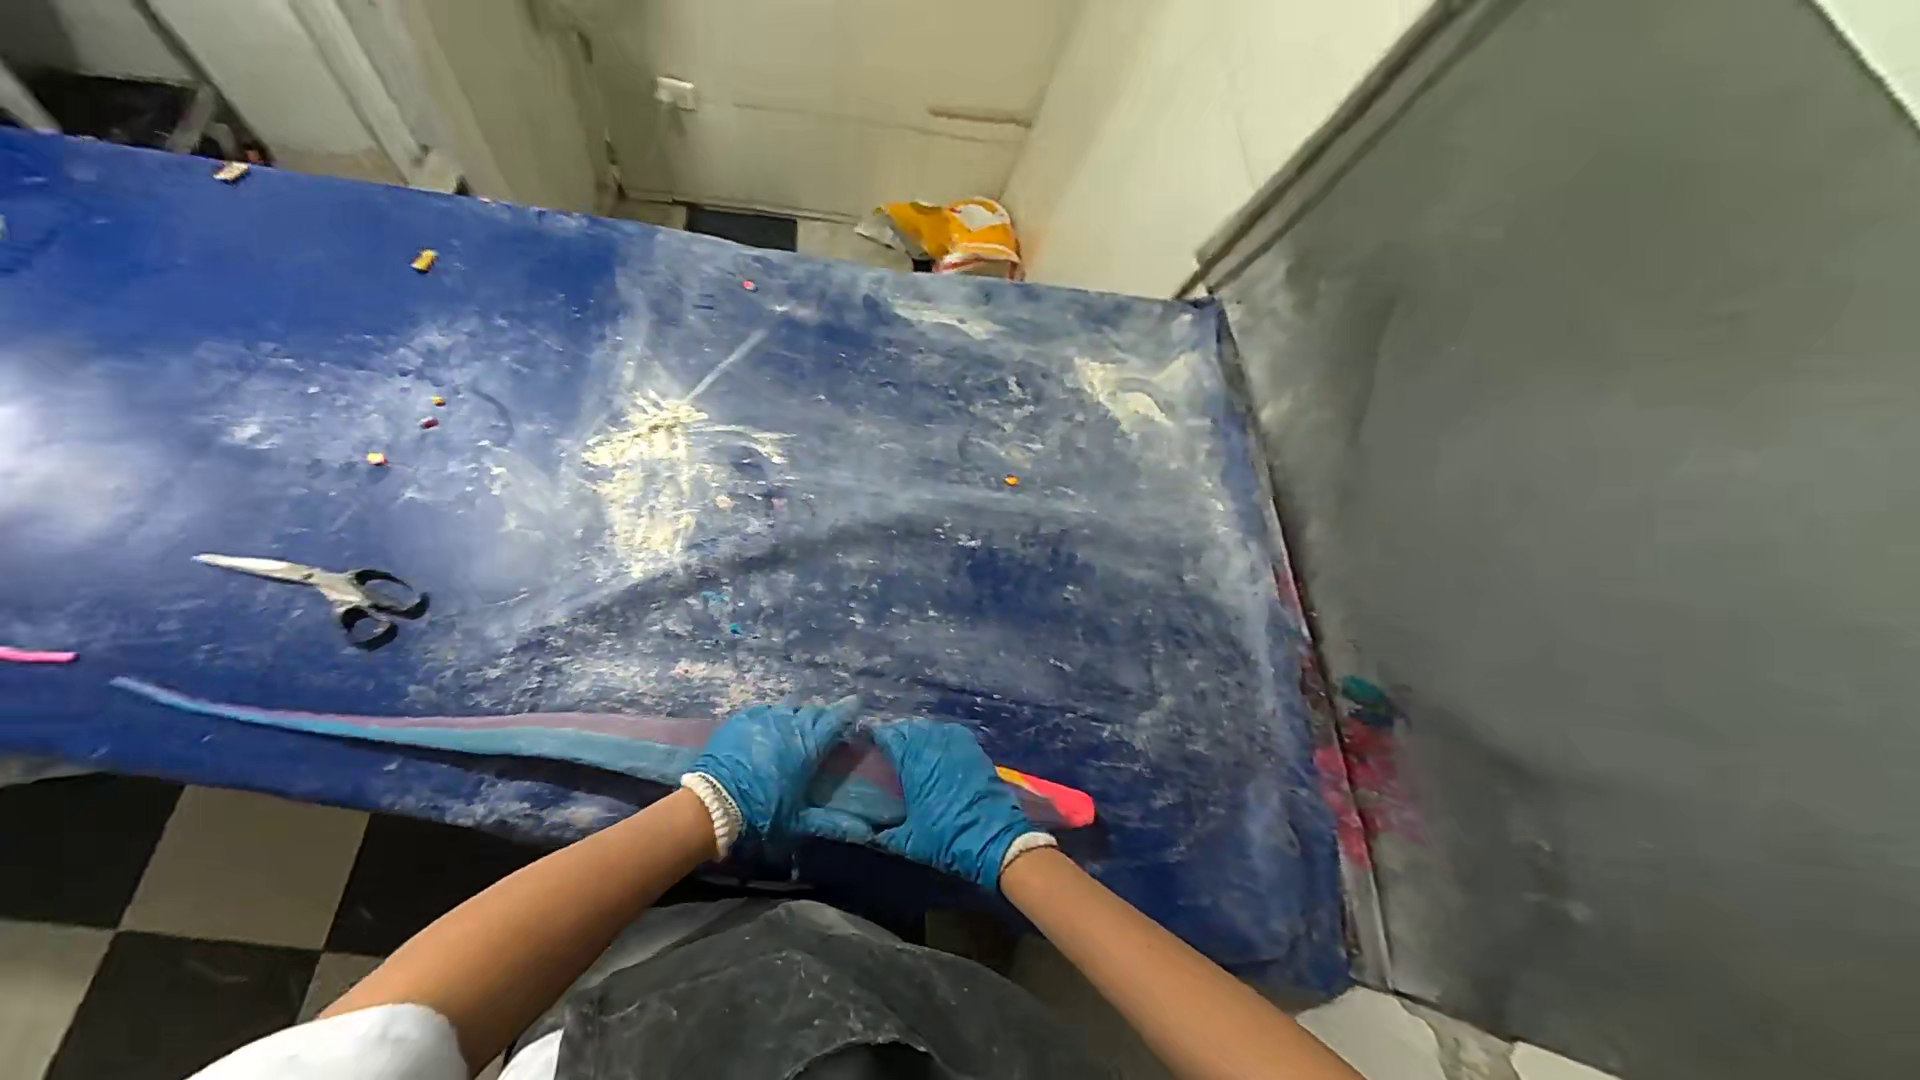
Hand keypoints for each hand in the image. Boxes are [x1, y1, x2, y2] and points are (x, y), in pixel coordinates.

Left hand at [682, 699, 858, 853]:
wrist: (711, 806)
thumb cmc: (761, 813)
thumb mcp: (798, 821)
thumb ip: (832, 822)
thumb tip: (866, 833)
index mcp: (809, 744)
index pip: (836, 718)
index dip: (848, 711)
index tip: (855, 707)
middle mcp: (791, 723)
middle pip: (814, 712)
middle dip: (822, 718)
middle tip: (822, 731)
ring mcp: (765, 717)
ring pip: (789, 709)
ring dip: (796, 718)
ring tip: (794, 731)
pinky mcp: (743, 718)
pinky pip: (765, 711)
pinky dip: (772, 718)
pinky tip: (769, 730)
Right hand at [802, 717, 1051, 888]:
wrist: (996, 842)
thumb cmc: (948, 840)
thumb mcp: (909, 841)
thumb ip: (884, 832)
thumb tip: (864, 829)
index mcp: (915, 762)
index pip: (889, 736)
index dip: (875, 737)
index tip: (865, 743)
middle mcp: (936, 745)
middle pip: (910, 728)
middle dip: (896, 734)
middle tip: (885, 748)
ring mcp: (959, 745)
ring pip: (931, 728)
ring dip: (918, 734)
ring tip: (909, 748)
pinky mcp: (976, 750)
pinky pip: (951, 734)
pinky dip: (939, 738)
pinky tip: (935, 751)